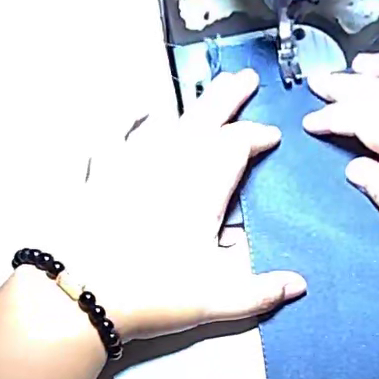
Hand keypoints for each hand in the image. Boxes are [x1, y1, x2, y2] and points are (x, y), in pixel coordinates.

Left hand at [52, 68, 306, 342]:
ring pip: (166, 121)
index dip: (257, 136)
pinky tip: (136, 114)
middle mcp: (168, 165)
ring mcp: (131, 165)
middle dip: (228, 97)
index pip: (237, 145)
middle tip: (245, 80)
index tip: (272, 137)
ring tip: (202, 97)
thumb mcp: (217, 299)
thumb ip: (261, 291)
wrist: (80, 292)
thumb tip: (297, 285)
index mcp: (202, 188)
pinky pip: (117, 135)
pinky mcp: (100, 175)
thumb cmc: (153, 293)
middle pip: (204, 117)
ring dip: (189, 106)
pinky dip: (131, 120)